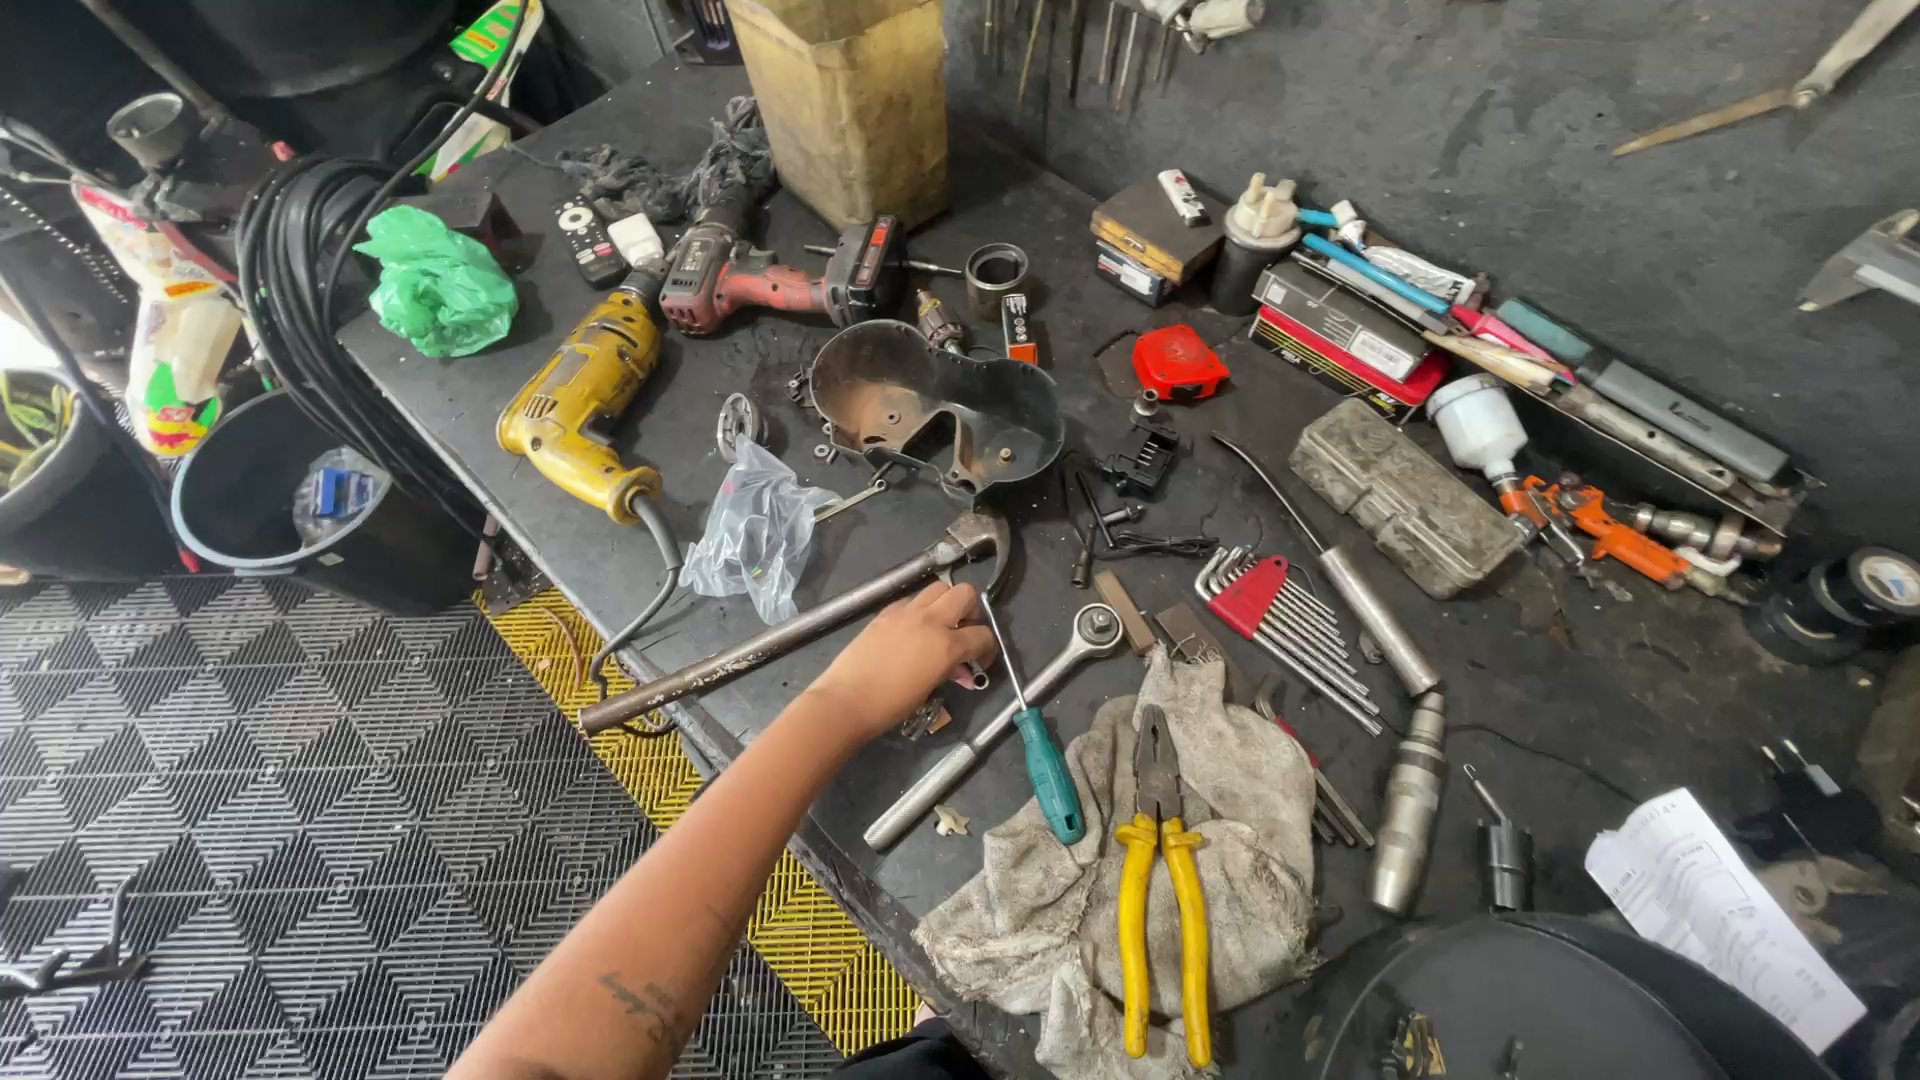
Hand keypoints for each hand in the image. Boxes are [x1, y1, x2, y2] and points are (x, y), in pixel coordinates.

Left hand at [804, 581, 998, 743]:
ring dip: (945, 603)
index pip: (983, 634)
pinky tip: (910, 630)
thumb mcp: (929, 689)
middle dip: (971, 610)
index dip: (988, 647)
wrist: (847, 700)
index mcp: (946, 645)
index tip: (980, 659)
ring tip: (938, 625)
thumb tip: (961, 669)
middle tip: (962, 631)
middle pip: (965, 593)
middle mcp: (930, 620)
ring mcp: (906, 612)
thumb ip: (950, 671)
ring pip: (938, 588)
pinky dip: (919, 609)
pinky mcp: (885, 612)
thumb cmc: (891, 705)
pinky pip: (911, 600)